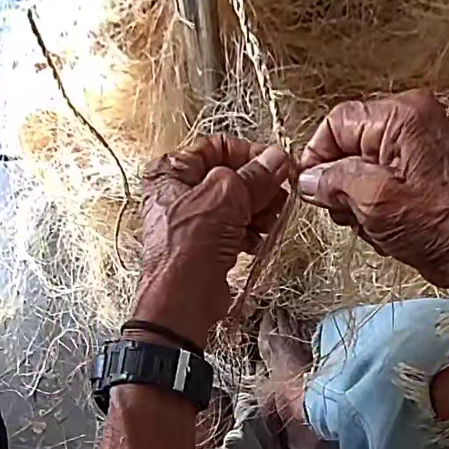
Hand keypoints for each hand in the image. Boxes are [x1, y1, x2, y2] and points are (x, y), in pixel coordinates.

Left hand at [136, 136, 291, 348]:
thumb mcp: (225, 198)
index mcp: (171, 173)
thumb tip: (275, 160)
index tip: (275, 163)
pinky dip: (248, 233)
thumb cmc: (186, 250)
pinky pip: (233, 231)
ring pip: (234, 206)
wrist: (181, 301)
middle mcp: (177, 196)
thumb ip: (254, 175)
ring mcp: (191, 224)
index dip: (250, 153)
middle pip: (229, 178)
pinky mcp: (204, 248)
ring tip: (270, 220)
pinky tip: (257, 240)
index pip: (217, 148)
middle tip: (278, 193)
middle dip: (257, 187)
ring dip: (257, 212)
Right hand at [295, 90, 448, 303]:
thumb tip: (305, 179)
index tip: (313, 192)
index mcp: (400, 116)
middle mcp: (409, 120)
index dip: (317, 158)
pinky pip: (375, 183)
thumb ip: (334, 181)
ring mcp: (415, 145)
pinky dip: (370, 207)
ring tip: (372, 224)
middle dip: (338, 184)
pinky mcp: (418, 170)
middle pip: (345, 145)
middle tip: (351, 213)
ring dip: (354, 202)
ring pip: (357, 169)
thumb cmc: (437, 225)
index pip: (335, 123)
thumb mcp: (373, 201)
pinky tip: (384, 226)